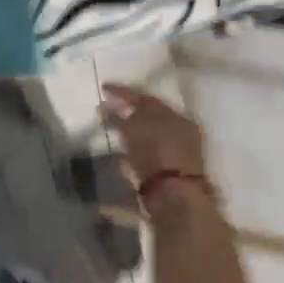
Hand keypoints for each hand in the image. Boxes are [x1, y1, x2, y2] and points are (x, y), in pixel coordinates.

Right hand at [100, 82, 211, 217]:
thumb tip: (104, 105)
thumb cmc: (156, 154)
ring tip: (108, 123)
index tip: (103, 86)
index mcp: (176, 116)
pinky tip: (120, 145)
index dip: (123, 90)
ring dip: (129, 126)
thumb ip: (117, 116)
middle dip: (127, 107)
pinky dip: (134, 144)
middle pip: (149, 113)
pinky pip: (148, 148)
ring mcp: (177, 150)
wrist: (175, 196)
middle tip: (106, 103)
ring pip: (148, 130)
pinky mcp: (170, 168)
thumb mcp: (133, 130)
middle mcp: (180, 130)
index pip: (145, 96)